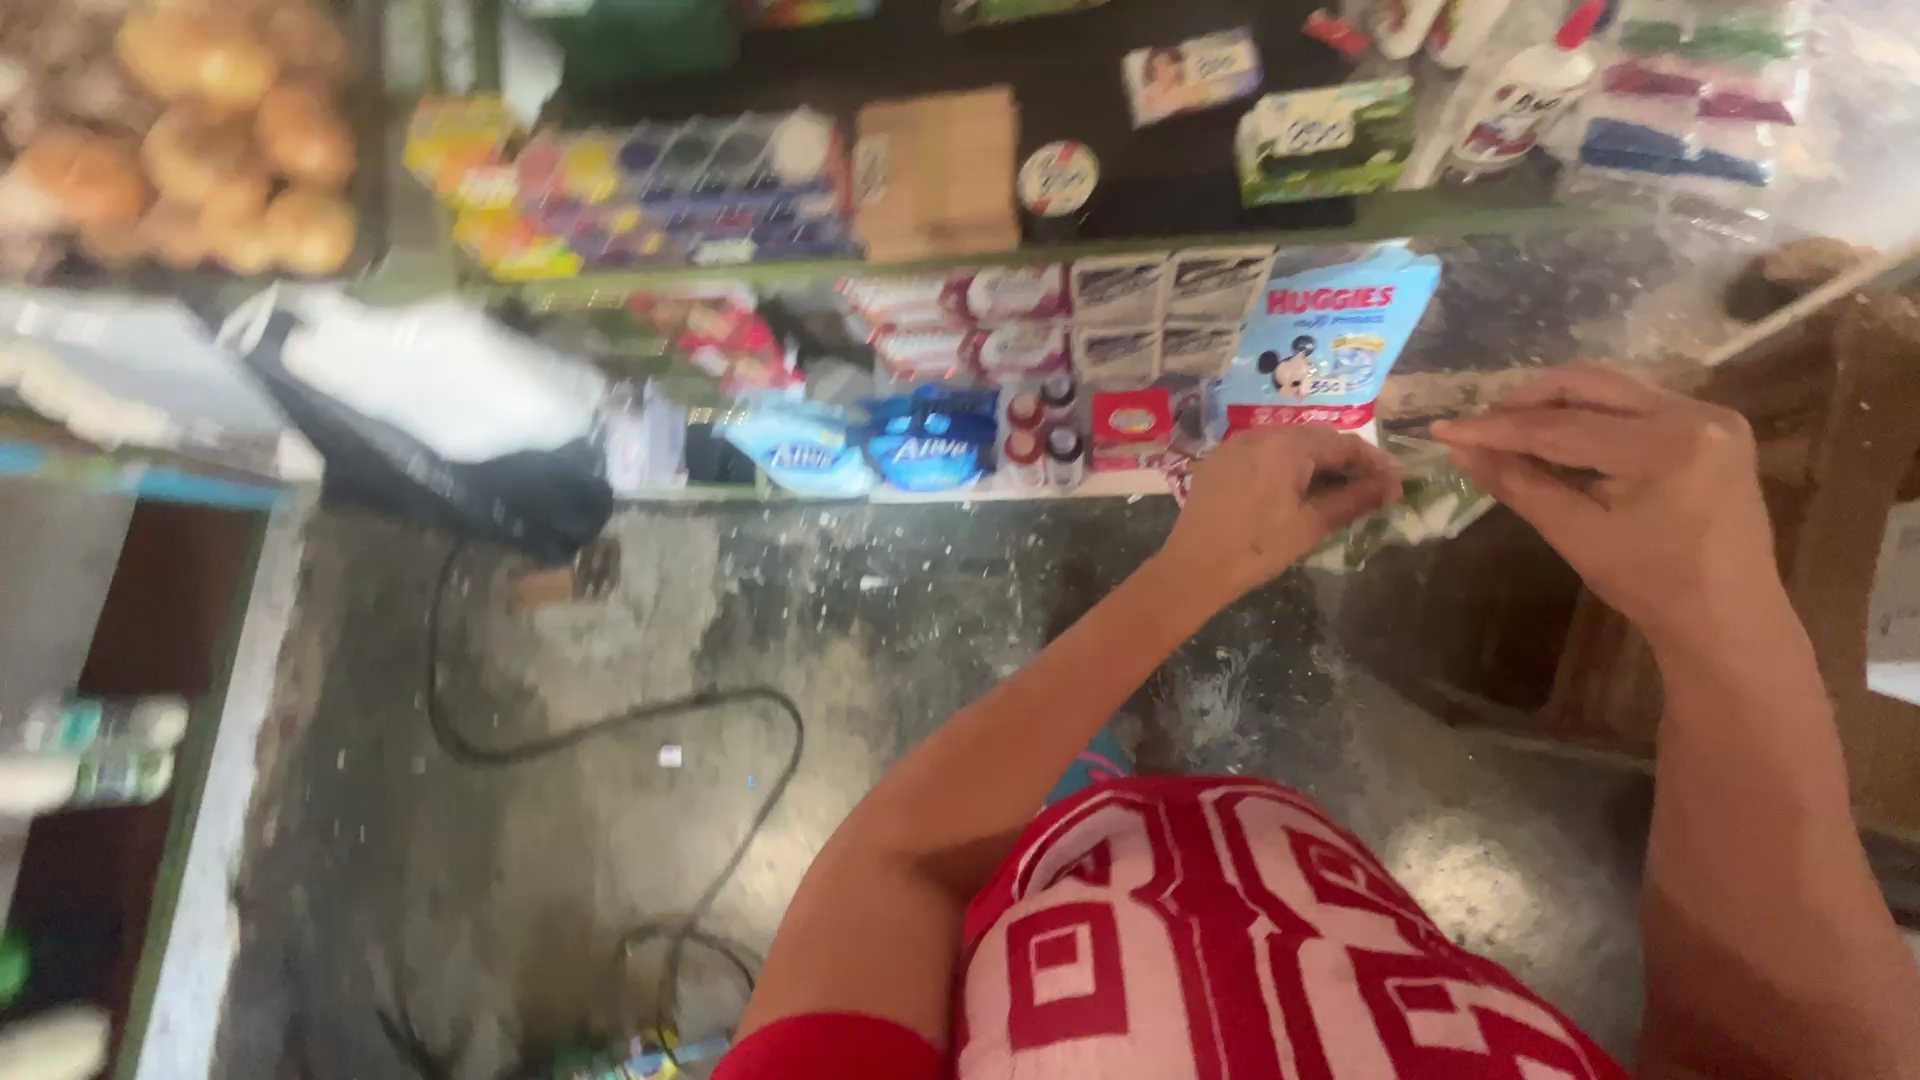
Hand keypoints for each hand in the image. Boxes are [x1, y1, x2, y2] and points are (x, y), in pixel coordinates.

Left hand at [1160, 426, 1399, 601]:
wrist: (1194, 567)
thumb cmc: (1258, 548)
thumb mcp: (1311, 524)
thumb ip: (1354, 499)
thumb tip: (1392, 487)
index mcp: (1285, 445)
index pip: (1342, 443)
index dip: (1372, 461)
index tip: (1394, 480)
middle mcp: (1258, 435)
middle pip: (1313, 439)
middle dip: (1343, 460)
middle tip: (1368, 485)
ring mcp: (1232, 446)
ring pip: (1285, 445)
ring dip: (1313, 462)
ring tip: (1335, 489)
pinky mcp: (1216, 462)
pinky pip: (1259, 454)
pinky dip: (1283, 466)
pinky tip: (1293, 489)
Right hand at [1431, 363, 1781, 656]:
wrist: (1725, 612)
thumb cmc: (1647, 580)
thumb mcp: (1570, 530)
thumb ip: (1514, 481)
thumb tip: (1458, 449)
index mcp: (1665, 445)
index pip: (1559, 425)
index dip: (1493, 428)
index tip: (1443, 429)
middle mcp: (1693, 414)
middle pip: (1587, 384)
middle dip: (1523, 402)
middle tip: (1477, 428)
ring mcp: (1708, 415)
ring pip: (1607, 388)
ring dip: (1551, 406)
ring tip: (1506, 434)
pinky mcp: (1708, 426)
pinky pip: (1629, 404)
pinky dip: (1582, 415)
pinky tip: (1552, 441)